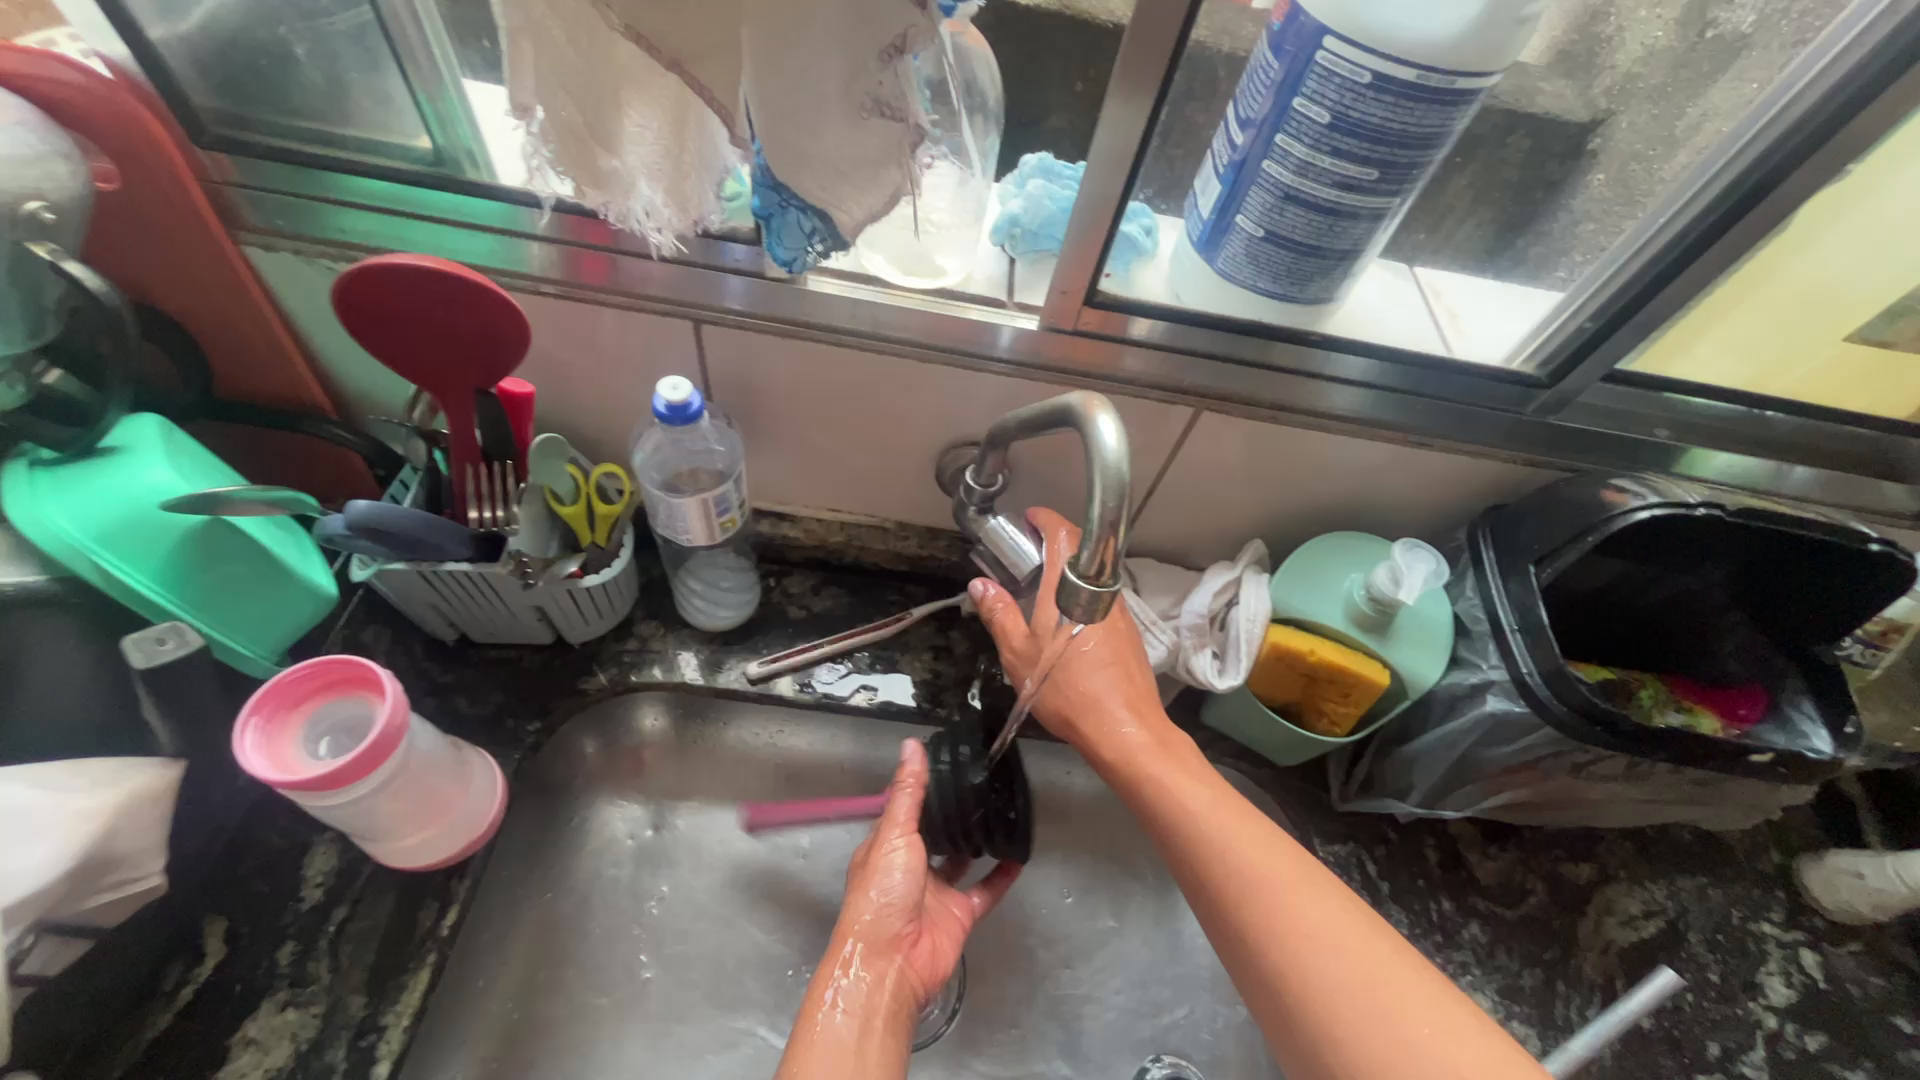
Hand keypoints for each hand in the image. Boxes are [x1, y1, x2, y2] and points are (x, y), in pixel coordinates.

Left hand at [834, 737, 1020, 1011]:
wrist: (891, 964)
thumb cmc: (882, 893)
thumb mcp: (894, 834)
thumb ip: (908, 791)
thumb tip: (911, 744)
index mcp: (886, 846)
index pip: (906, 808)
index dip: (923, 788)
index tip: (949, 762)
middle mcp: (910, 866)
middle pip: (934, 833)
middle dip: (952, 813)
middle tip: (981, 782)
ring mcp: (936, 891)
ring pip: (961, 859)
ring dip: (976, 840)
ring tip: (999, 810)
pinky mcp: (959, 914)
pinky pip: (985, 890)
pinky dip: (1001, 875)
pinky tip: (1018, 855)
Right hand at [970, 507, 1168, 754]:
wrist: (1122, 727)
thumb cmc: (1066, 690)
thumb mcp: (1018, 653)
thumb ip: (999, 613)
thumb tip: (981, 585)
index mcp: (1068, 587)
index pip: (1063, 532)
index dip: (1046, 519)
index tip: (1029, 520)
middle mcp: (1098, 590)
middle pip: (1080, 549)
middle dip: (1054, 542)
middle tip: (1026, 553)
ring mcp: (1118, 609)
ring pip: (1092, 574)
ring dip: (1068, 569)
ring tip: (1039, 587)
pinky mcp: (1127, 630)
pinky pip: (1101, 597)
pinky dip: (1081, 593)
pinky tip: (1064, 620)